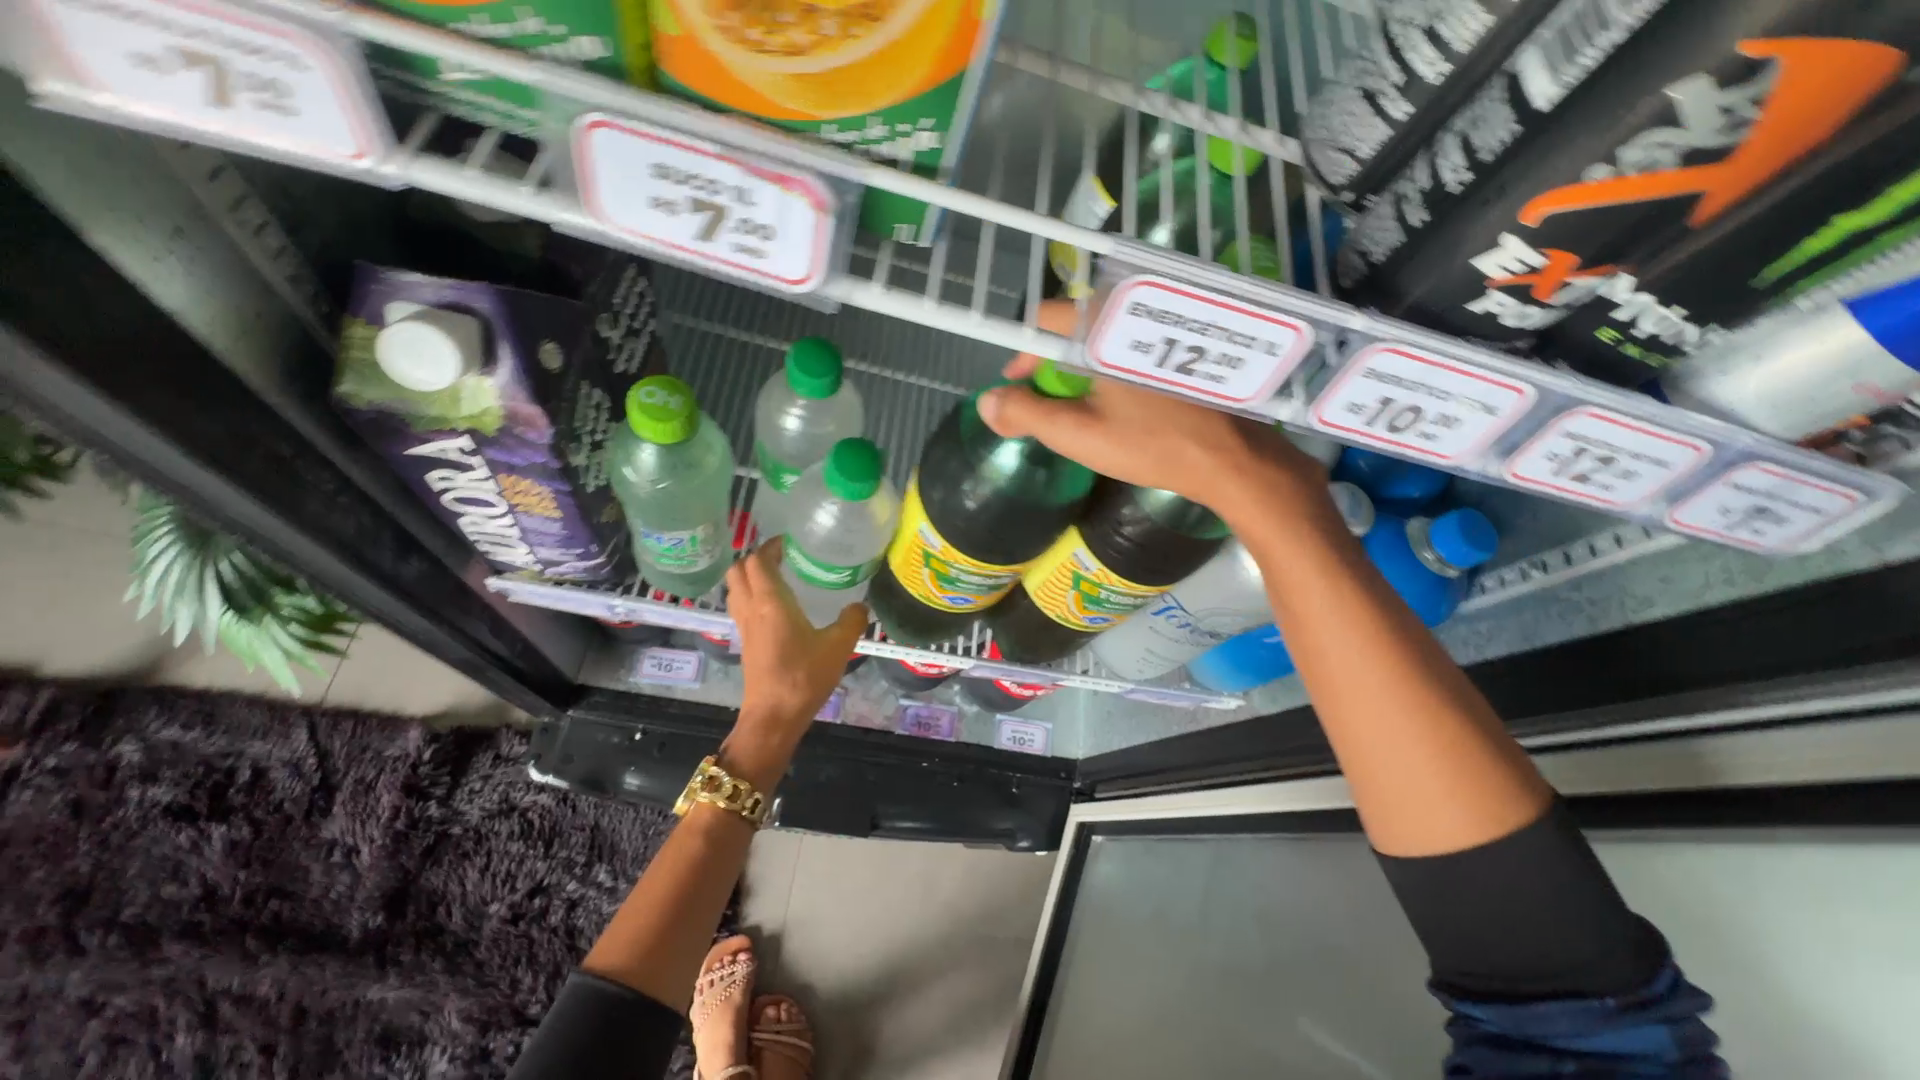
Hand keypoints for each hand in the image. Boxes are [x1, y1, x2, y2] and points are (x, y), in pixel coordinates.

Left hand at [724, 537, 866, 746]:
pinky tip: (776, 607)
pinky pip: (741, 607)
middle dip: (755, 557)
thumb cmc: (804, 677)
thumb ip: (852, 620)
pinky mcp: (745, 643)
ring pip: (736, 589)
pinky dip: (752, 596)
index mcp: (770, 601)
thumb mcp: (839, 646)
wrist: (774, 716)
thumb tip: (861, 605)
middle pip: (739, 570)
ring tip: (777, 577)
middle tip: (781, 557)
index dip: (770, 546)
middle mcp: (751, 608)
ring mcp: (744, 627)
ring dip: (750, 577)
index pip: (758, 560)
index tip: (789, 542)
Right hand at [976, 300, 1326, 514]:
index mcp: (1105, 321)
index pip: (1044, 320)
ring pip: (1107, 336)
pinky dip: (1116, 367)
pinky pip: (1134, 345)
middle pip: (1076, 326)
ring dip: (1086, 365)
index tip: (1017, 385)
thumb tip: (988, 402)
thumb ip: (1025, 413)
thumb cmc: (1151, 443)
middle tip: (1050, 399)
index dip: (1023, 353)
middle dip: (1055, 361)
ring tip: (1083, 403)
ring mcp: (1166, 324)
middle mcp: (1136, 309)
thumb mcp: (1077, 434)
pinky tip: (1122, 400)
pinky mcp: (1186, 343)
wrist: (1232, 458)